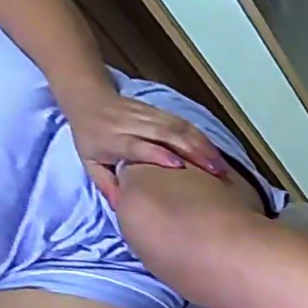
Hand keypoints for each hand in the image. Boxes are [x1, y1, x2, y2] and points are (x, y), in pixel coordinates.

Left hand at [61, 87, 229, 202]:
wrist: (86, 98)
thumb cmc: (90, 138)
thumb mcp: (90, 163)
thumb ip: (107, 185)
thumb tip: (122, 209)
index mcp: (111, 138)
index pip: (137, 144)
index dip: (157, 152)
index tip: (179, 165)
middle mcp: (128, 123)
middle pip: (164, 134)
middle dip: (191, 150)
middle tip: (215, 171)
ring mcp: (144, 114)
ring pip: (176, 126)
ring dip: (201, 144)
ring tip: (220, 164)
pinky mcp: (155, 110)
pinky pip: (181, 121)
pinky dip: (200, 136)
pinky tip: (214, 151)